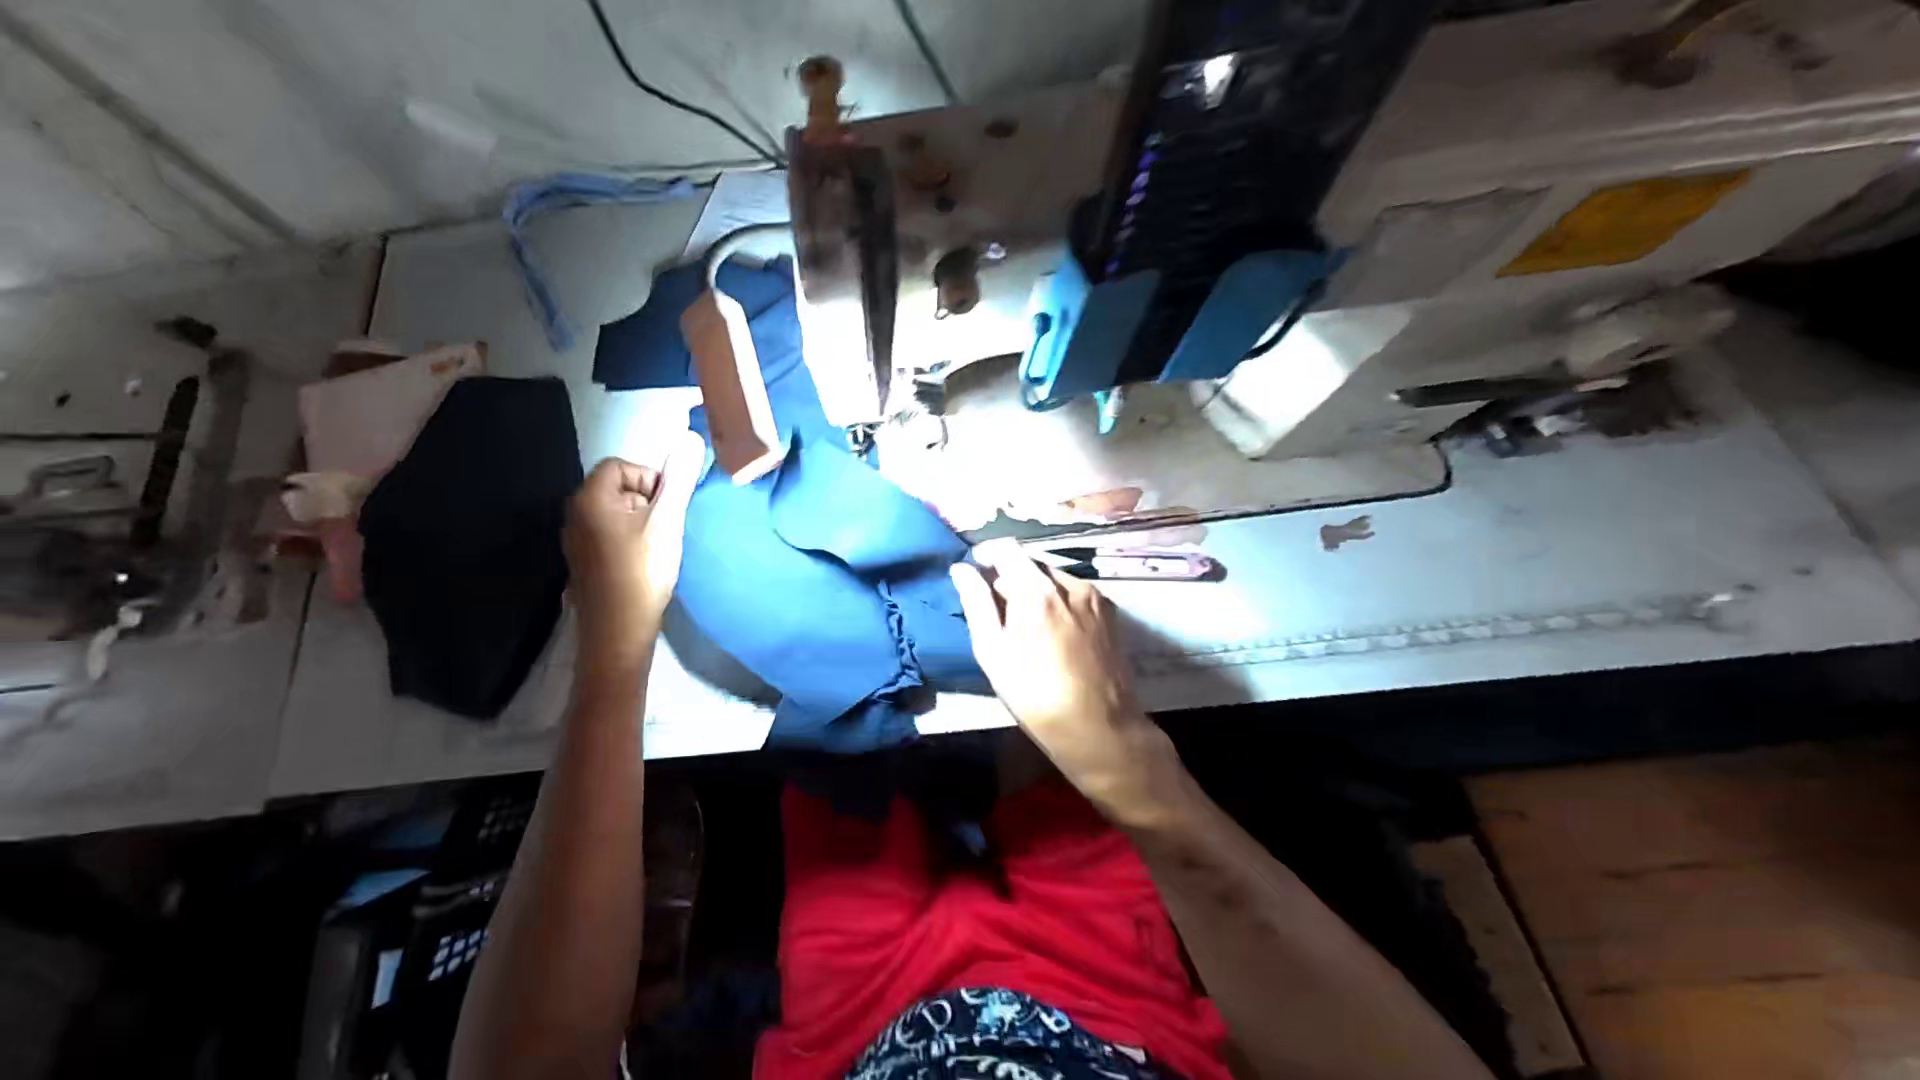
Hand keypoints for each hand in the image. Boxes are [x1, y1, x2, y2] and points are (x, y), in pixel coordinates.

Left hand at [565, 432, 706, 673]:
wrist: (618, 630)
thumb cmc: (643, 571)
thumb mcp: (667, 521)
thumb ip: (678, 479)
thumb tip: (690, 437)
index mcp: (590, 499)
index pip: (620, 466)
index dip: (650, 477)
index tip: (670, 504)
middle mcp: (575, 515)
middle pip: (616, 488)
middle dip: (647, 499)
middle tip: (668, 526)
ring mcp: (575, 541)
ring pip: (614, 514)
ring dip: (641, 521)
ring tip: (660, 545)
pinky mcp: (583, 564)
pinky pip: (608, 536)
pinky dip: (629, 540)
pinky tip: (645, 563)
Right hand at [950, 539, 1180, 822]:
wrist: (1099, 728)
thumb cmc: (1034, 694)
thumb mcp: (992, 650)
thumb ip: (976, 603)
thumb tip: (962, 568)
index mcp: (1037, 589)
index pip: (1008, 548)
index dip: (987, 554)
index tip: (976, 569)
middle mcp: (1070, 583)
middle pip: (1033, 564)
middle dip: (1012, 576)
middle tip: (998, 607)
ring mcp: (1096, 598)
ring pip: (1057, 579)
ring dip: (1037, 590)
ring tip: (1027, 624)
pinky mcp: (1112, 615)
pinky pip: (1077, 595)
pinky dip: (1060, 602)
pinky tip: (1054, 633)